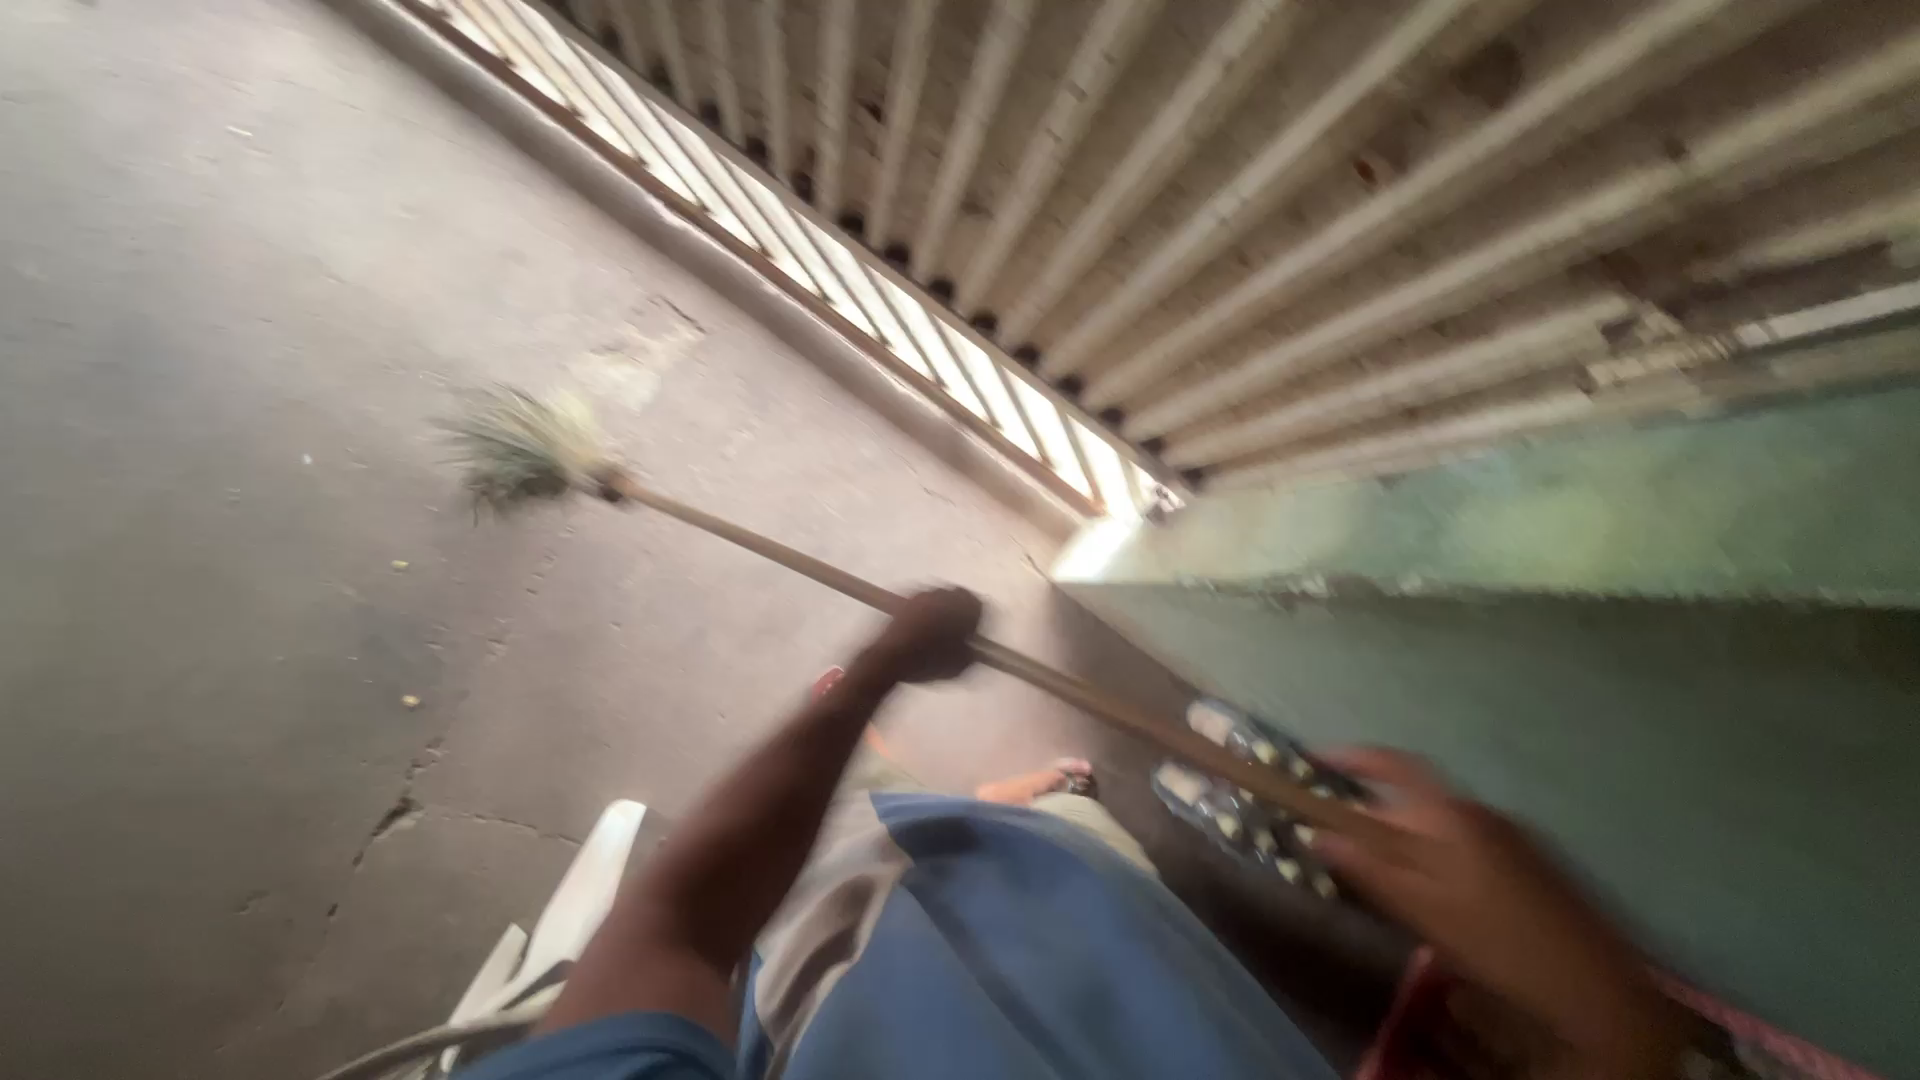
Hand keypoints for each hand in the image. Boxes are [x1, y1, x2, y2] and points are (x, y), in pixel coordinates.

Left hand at [855, 587, 982, 684]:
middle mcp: (944, 593)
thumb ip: (971, 651)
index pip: (977, 604)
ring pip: (936, 598)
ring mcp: (921, 593)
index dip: (975, 619)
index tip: (971, 633)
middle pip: (957, 597)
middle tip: (954, 632)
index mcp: (963, 605)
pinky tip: (917, 630)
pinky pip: (918, 604)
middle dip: (957, 612)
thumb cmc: (930, 662)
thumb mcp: (961, 665)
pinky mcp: (902, 598)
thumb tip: (971, 647)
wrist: (890, 657)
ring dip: (938, 611)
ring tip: (933, 632)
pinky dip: (921, 613)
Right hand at [1311, 748, 1686, 1075]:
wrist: (1600, 994)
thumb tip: (1315, 835)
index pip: (1393, 765)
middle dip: (1370, 816)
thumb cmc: (1500, 945)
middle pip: (1410, 800)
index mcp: (1451, 816)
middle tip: (1338, 842)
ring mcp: (1508, 837)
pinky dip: (1431, 853)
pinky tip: (1429, 891)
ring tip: (1379, 872)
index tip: (1316, 759)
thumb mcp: (1423, 911)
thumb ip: (1368, 869)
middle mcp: (1479, 814)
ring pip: (1436, 824)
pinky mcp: (1526, 862)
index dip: (1352, 757)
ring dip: (1401, 838)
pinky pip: (1461, 842)